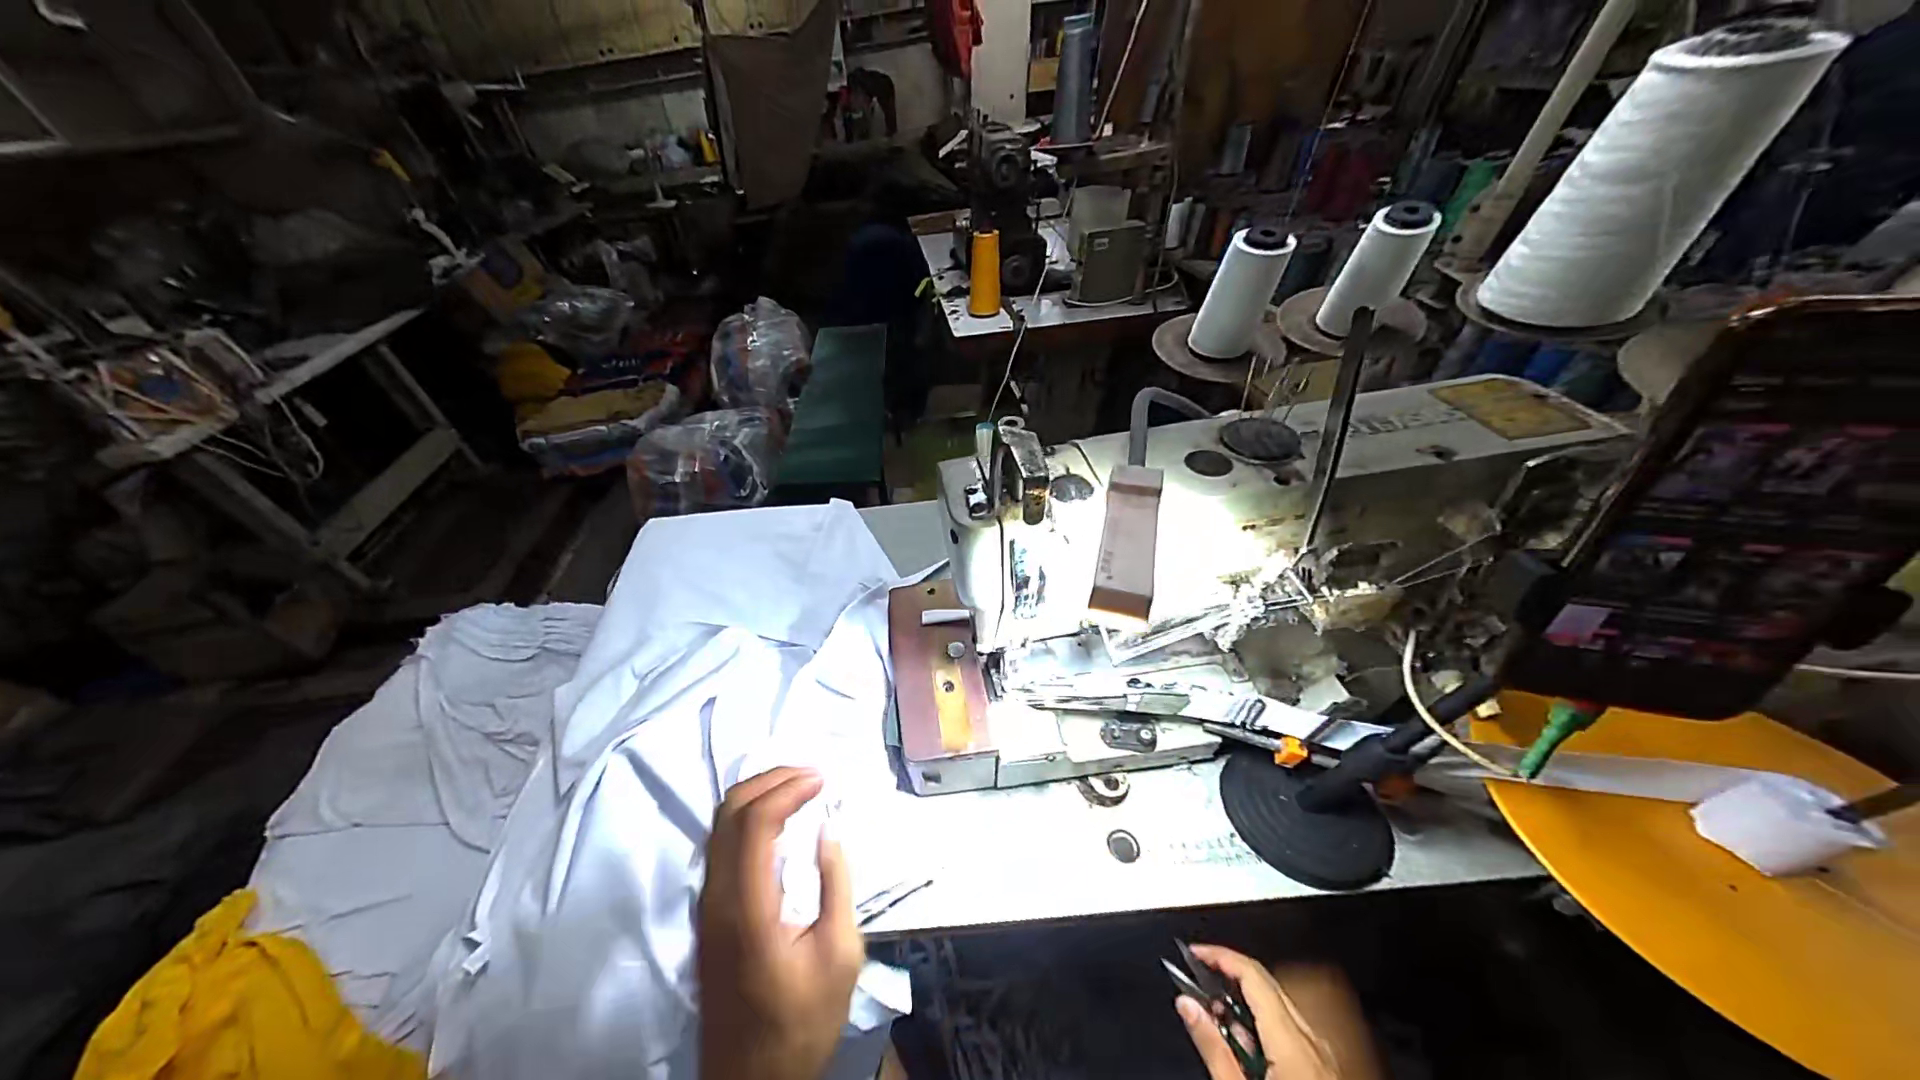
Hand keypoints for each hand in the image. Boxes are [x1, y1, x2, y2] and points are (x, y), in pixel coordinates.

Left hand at [698, 767, 864, 1079]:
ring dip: (758, 794)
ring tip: (799, 787)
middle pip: (729, 812)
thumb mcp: (839, 957)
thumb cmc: (801, 1023)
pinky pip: (722, 846)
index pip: (755, 822)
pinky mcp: (709, 915)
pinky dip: (749, 818)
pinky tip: (778, 820)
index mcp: (747, 908)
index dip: (788, 788)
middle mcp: (717, 898)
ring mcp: (707, 906)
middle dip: (771, 779)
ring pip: (720, 826)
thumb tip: (826, 832)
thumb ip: (835, 886)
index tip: (822, 778)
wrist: (750, 1079)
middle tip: (811, 774)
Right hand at [1174, 944, 1378, 1079]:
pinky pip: (1292, 1030)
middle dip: (1229, 978)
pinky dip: (1264, 1027)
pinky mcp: (1327, 1069)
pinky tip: (1248, 1051)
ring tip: (1220, 1027)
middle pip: (1267, 986)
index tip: (1195, 952)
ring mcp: (1325, 1056)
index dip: (1220, 956)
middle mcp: (1314, 1043)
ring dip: (1246, 1006)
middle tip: (1198, 987)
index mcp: (1293, 1045)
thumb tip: (1187, 1005)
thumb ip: (1212, 1047)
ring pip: (1279, 1007)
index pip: (1253, 974)